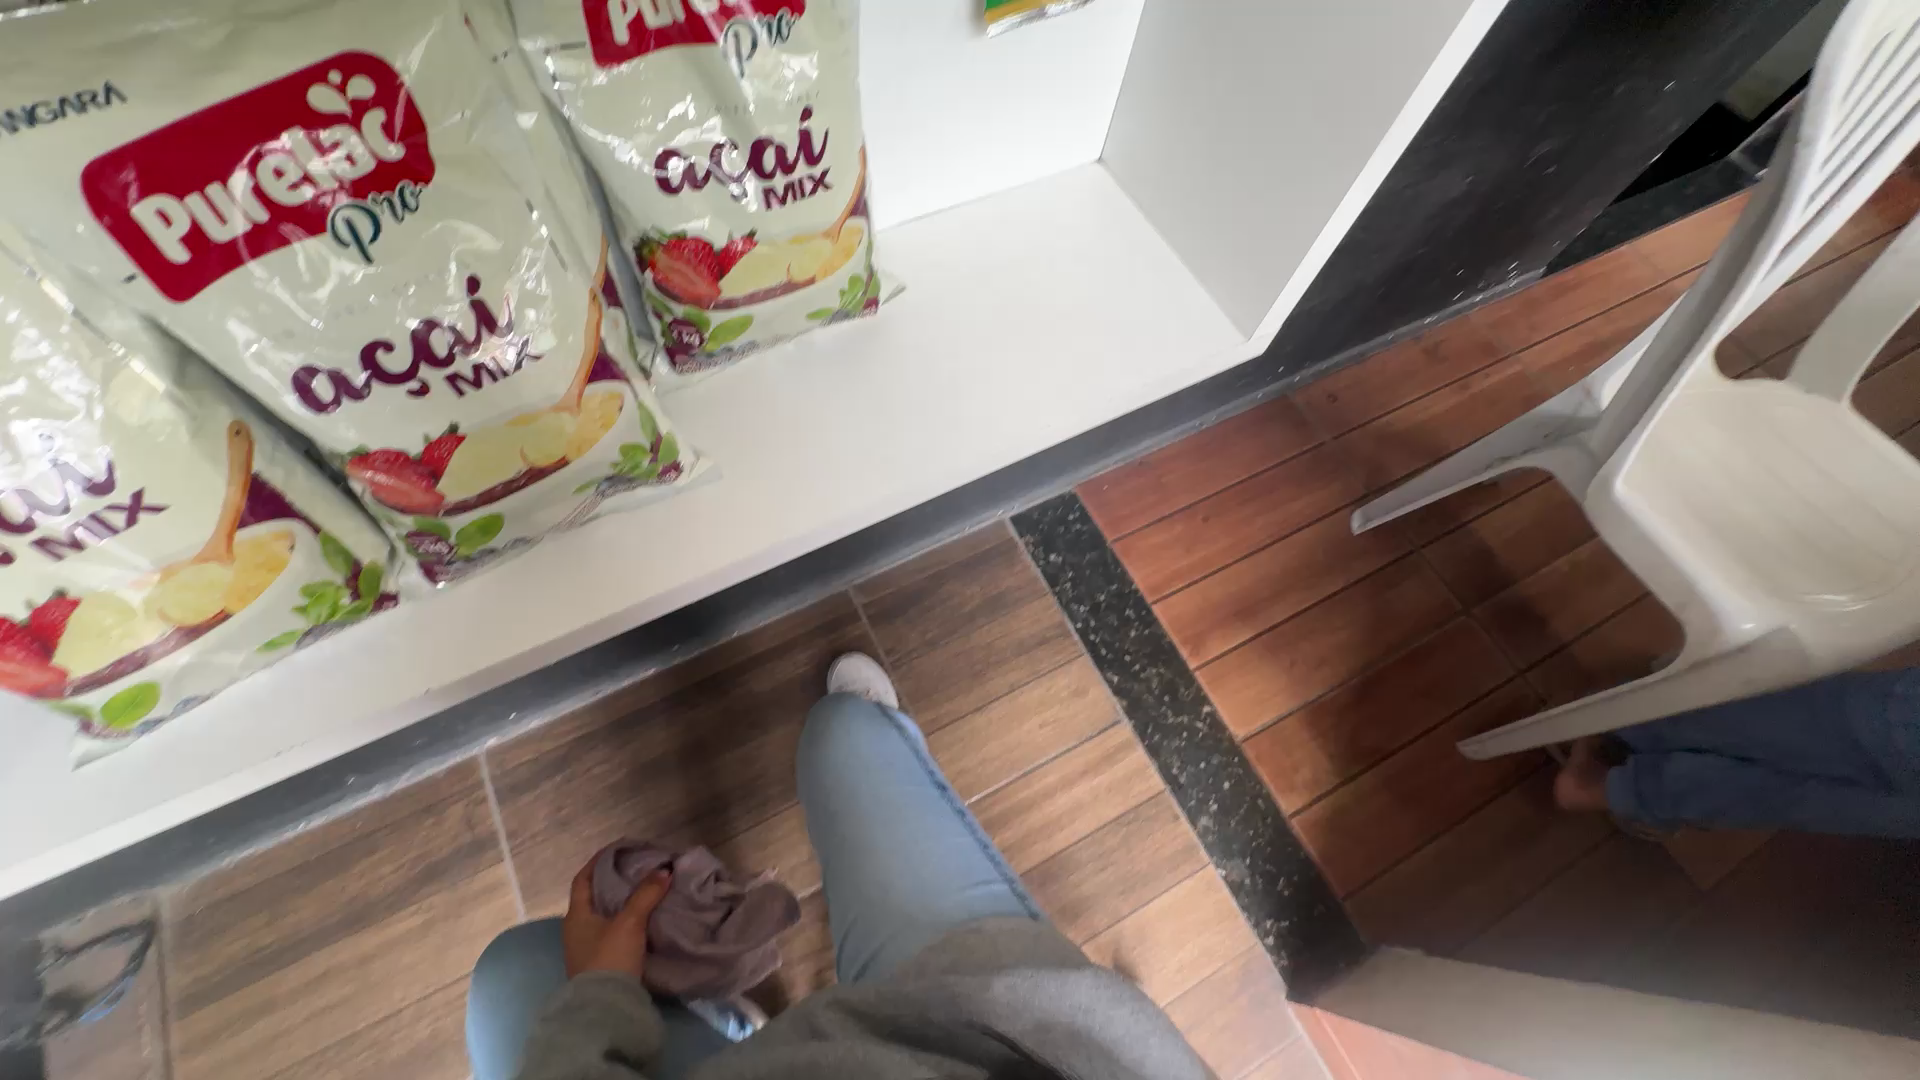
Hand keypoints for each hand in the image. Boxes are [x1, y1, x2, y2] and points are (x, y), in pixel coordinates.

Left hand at [562, 850, 671, 979]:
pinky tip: (645, 915)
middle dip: (615, 880)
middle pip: (595, 895)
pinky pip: (613, 929)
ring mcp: (587, 947)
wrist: (604, 1008)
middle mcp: (577, 929)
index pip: (583, 879)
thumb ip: (646, 894)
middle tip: (640, 866)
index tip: (619, 849)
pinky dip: (627, 917)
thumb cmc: (609, 958)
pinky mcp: (601, 961)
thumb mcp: (630, 922)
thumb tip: (665, 869)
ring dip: (623, 899)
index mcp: (576, 916)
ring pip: (605, 913)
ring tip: (647, 887)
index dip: (598, 861)